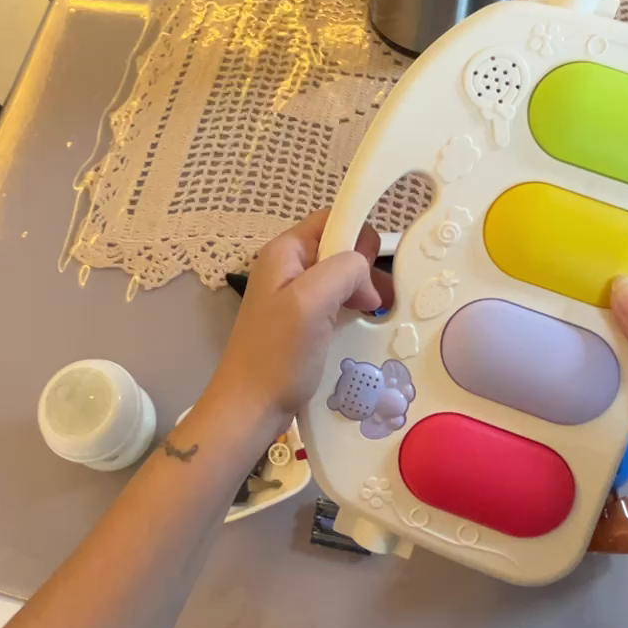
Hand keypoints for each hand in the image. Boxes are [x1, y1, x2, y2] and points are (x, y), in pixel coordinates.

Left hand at [204, 211, 392, 435]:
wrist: (250, 408)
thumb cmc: (278, 354)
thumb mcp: (312, 300)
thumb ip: (344, 269)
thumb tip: (366, 273)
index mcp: (285, 252)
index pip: (332, 219)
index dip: (358, 234)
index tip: (375, 267)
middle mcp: (288, 268)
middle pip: (339, 248)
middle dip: (364, 268)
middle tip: (377, 301)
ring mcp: (294, 297)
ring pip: (341, 278)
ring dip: (362, 291)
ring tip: (376, 316)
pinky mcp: (302, 323)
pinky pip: (336, 304)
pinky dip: (353, 311)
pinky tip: (361, 328)